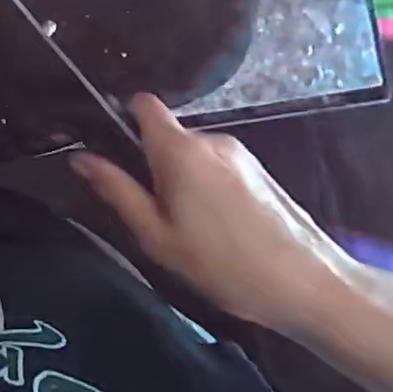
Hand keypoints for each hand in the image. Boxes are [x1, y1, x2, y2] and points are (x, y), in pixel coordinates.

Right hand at [69, 93, 363, 333]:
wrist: (312, 287)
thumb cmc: (223, 263)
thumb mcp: (156, 235)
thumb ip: (116, 190)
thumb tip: (81, 158)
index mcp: (179, 150)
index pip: (144, 104)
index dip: (123, 116)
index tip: (114, 147)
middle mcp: (209, 140)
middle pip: (165, 135)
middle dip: (152, 163)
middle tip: (153, 209)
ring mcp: (239, 153)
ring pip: (191, 153)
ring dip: (180, 177)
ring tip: (188, 225)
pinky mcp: (259, 170)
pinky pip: (215, 165)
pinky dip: (205, 185)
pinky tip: (217, 226)